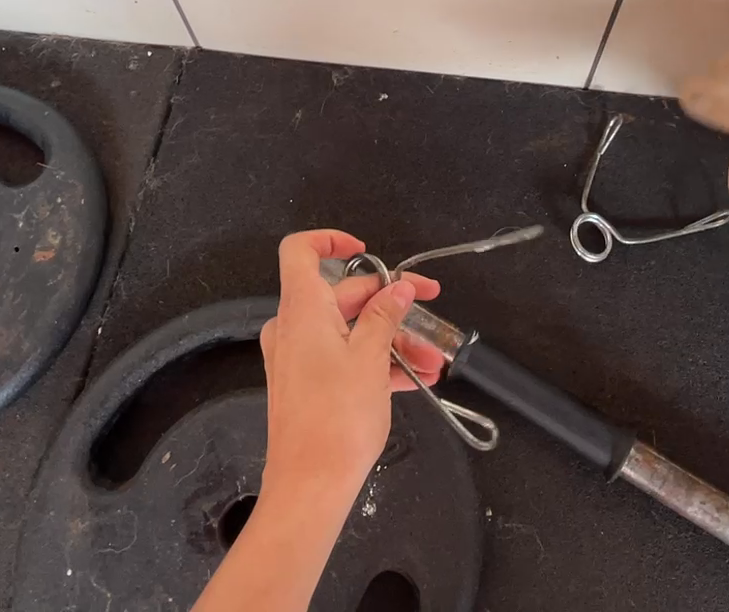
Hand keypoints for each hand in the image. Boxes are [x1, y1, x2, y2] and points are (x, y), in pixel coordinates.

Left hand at [257, 230, 445, 511]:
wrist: (309, 488)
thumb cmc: (337, 415)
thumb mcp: (370, 357)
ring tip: (434, 360)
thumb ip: (385, 315)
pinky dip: (378, 362)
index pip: (300, 251)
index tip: (368, 250)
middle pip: (343, 294)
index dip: (331, 240)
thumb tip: (399, 288)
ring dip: (393, 339)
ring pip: (350, 330)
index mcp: (302, 309)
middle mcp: (294, 327)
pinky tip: (417, 378)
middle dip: (391, 304)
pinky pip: (345, 358)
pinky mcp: (308, 385)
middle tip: (432, 309)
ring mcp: (299, 357)